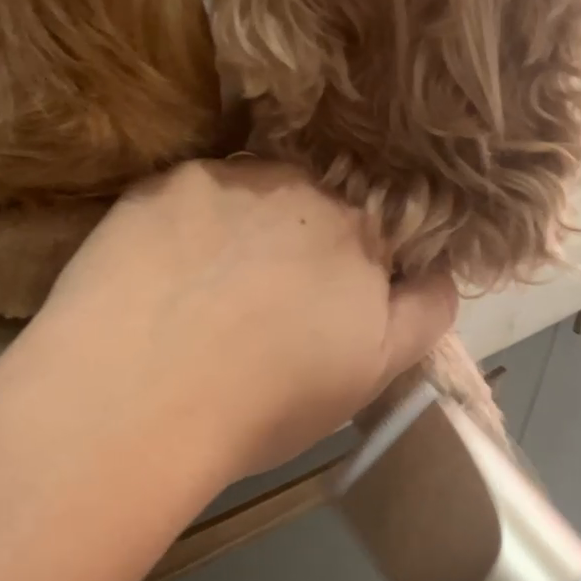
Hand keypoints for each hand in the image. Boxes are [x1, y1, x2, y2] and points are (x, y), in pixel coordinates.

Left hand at [23, 158, 456, 477]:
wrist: (141, 396)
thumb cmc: (268, 401)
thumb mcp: (373, 373)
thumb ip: (422, 311)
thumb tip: (439, 269)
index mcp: (359, 232)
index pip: (373, 228)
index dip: (350, 265)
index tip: (321, 302)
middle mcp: (299, 186)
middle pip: (309, 204)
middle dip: (296, 240)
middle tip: (255, 299)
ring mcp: (225, 179)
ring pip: (247, 195)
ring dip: (240, 224)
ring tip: (202, 284)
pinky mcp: (160, 182)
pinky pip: (187, 196)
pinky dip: (183, 225)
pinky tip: (158, 270)